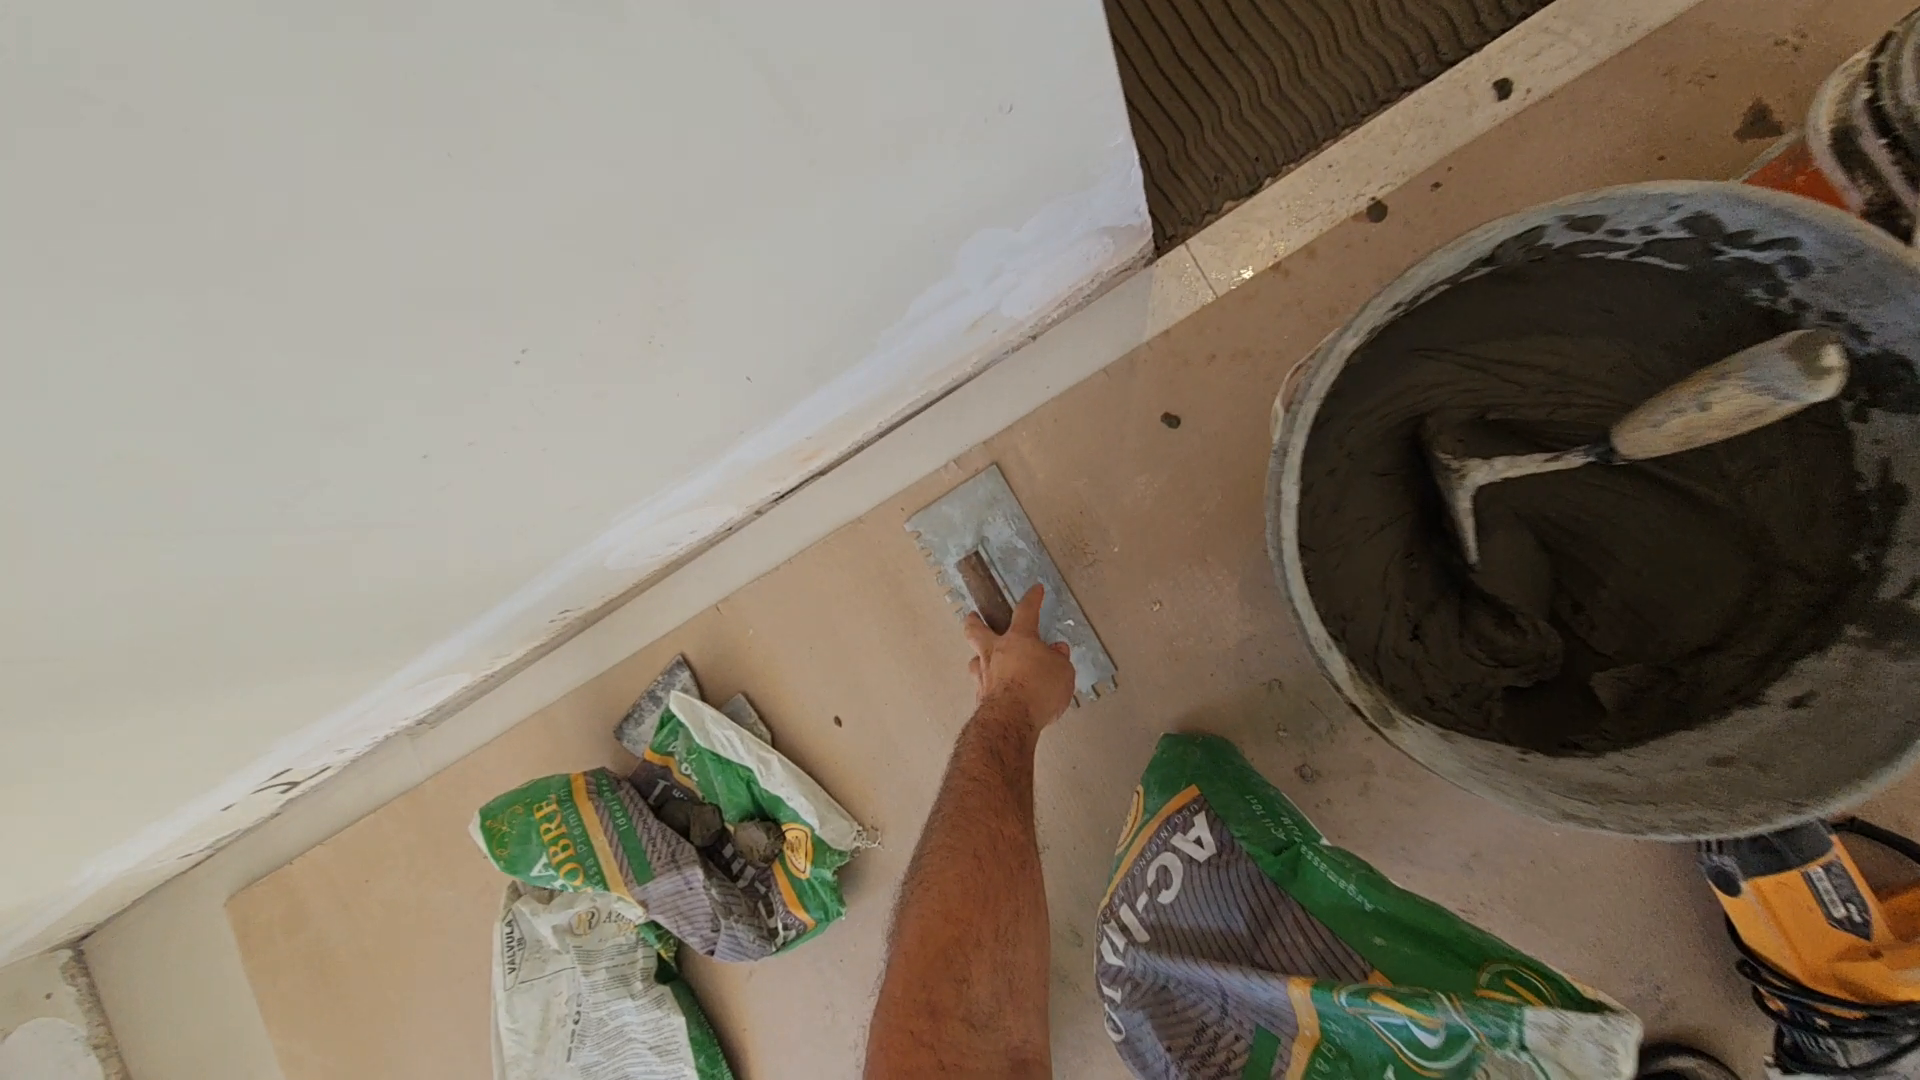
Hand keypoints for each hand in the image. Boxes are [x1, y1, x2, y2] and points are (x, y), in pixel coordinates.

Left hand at [963, 584, 1076, 728]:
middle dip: (975, 621)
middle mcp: (996, 653)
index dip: (1032, 599)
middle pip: (977, 630)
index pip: (1025, 612)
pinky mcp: (981, 698)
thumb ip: (1059, 660)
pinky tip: (994, 692)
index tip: (1035, 590)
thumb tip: (1057, 651)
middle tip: (973, 616)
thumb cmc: (1039, 690)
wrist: (1012, 720)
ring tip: (983, 660)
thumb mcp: (1063, 671)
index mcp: (1019, 639)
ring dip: (979, 658)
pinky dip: (988, 686)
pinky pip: (981, 686)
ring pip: (974, 659)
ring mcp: (984, 675)